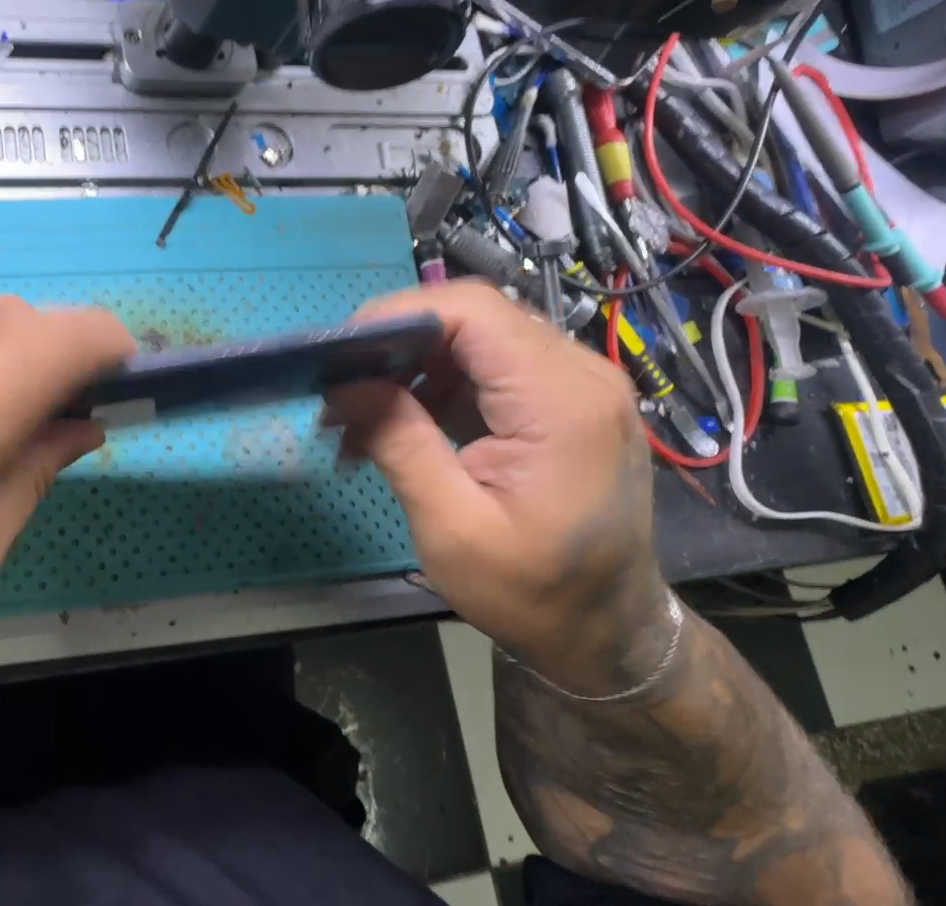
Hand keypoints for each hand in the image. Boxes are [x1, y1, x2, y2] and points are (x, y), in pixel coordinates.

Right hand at [323, 282, 667, 695]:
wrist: (605, 633)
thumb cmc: (531, 591)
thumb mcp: (451, 526)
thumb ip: (399, 442)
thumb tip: (343, 386)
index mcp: (560, 402)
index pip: (473, 312)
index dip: (399, 315)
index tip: (340, 354)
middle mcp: (580, 376)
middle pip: (474, 318)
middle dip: (396, 344)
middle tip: (340, 389)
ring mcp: (578, 387)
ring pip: (477, 339)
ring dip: (411, 368)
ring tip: (359, 417)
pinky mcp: (564, 403)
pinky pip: (491, 368)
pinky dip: (437, 386)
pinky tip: (399, 426)